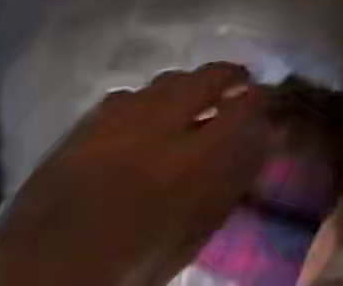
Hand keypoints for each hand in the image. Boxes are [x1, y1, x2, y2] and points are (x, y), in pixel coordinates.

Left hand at [0, 63, 270, 285]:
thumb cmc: (127, 266)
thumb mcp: (192, 234)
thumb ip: (231, 180)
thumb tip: (261, 137)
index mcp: (192, 161)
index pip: (246, 106)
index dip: (261, 98)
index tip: (265, 99)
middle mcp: (156, 129)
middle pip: (206, 78)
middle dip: (229, 75)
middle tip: (238, 84)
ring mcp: (113, 125)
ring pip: (165, 82)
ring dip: (186, 86)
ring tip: (192, 99)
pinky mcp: (76, 132)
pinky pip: (125, 97)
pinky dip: (144, 100)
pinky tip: (144, 117)